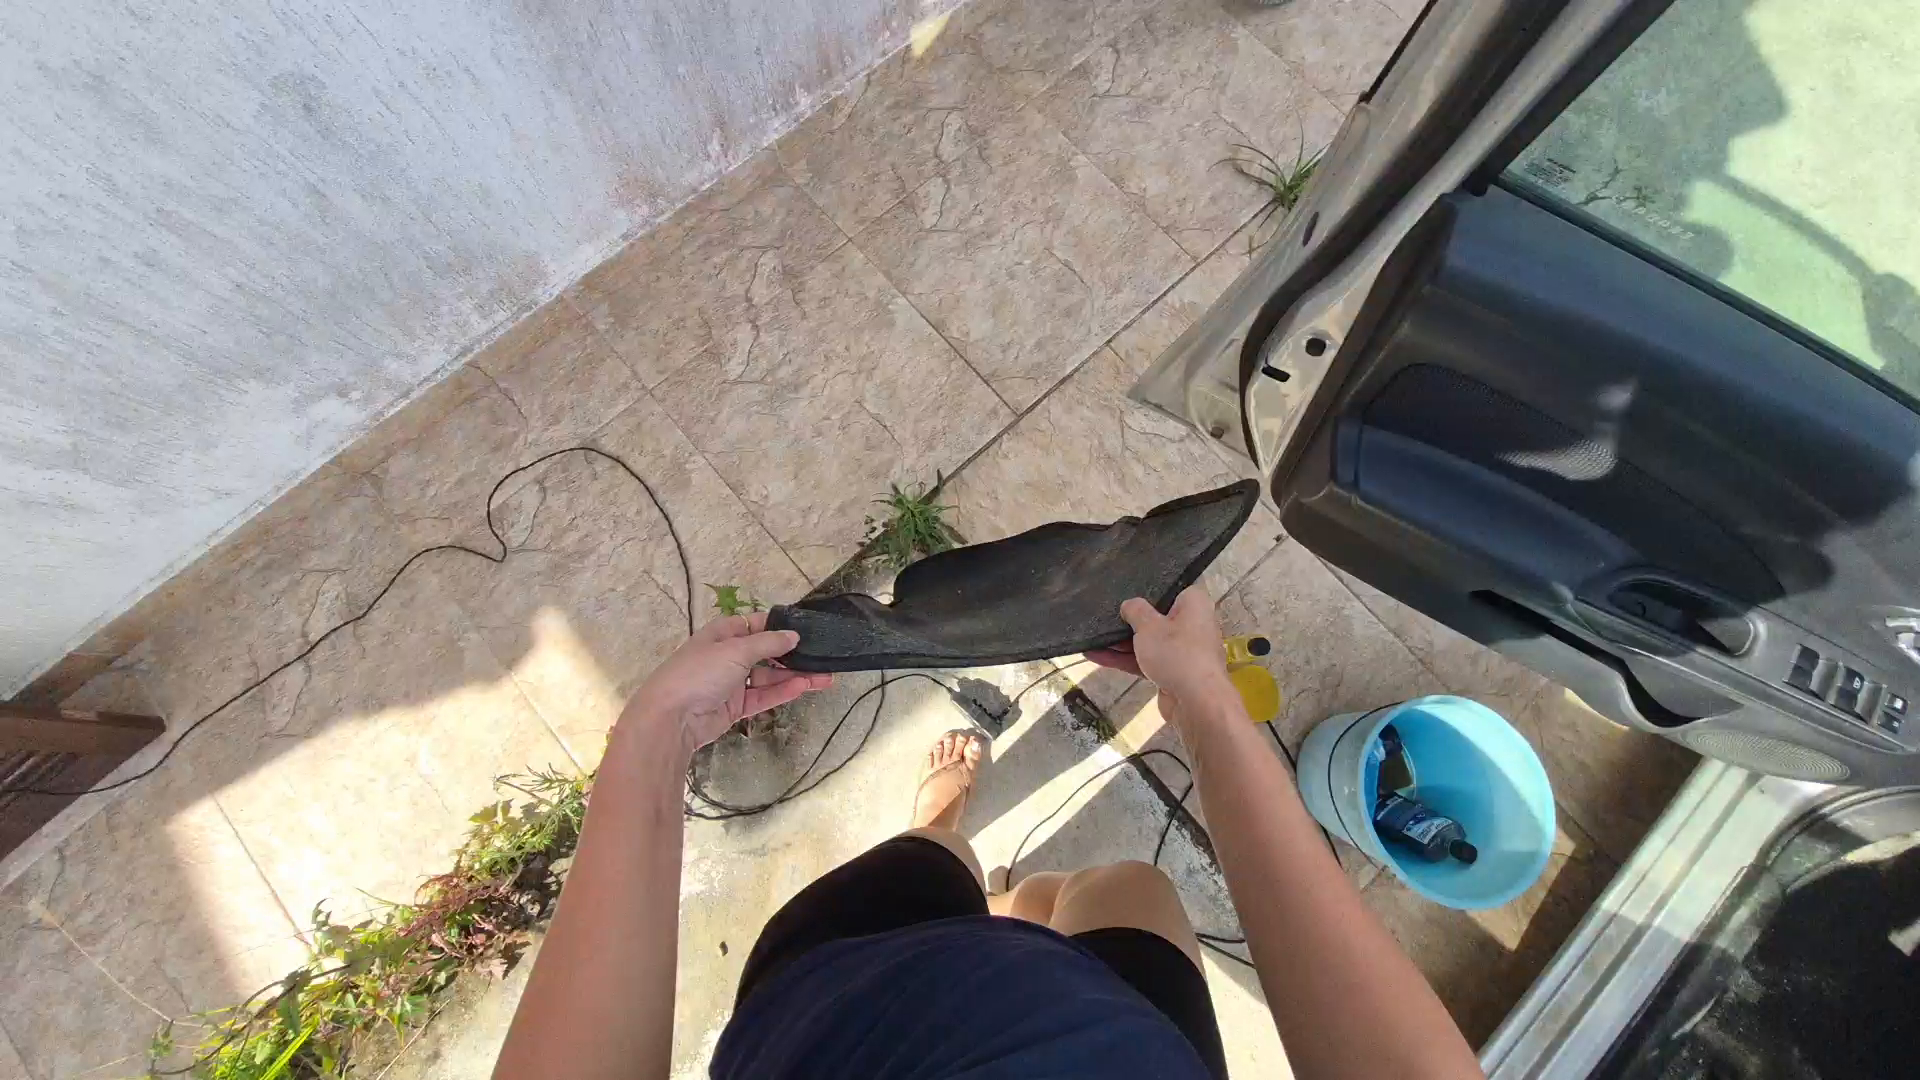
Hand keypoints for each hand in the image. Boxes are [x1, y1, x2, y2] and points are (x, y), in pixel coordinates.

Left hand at [621, 612, 832, 758]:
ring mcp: (731, 682)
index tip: (806, 629)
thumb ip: (768, 643)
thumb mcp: (735, 650)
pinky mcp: (735, 707)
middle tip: (822, 656)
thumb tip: (794, 635)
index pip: (755, 624)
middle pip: (766, 652)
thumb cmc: (700, 673)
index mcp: (722, 634)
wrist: (670, 719)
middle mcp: (727, 656)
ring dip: (795, 676)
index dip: (779, 626)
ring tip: (825, 677)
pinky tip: (804, 687)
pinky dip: (782, 691)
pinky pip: (763, 695)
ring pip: (769, 676)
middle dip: (793, 654)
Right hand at [1088, 586, 1236, 732]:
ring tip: (1091, 639)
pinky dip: (1125, 659)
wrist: (1196, 703)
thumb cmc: (1176, 653)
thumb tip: (1129, 605)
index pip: (1170, 590)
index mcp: (1194, 604)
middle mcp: (1192, 625)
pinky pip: (1146, 661)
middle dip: (1128, 622)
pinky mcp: (1173, 673)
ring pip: (1148, 642)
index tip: (1124, 594)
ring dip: (1121, 643)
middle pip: (1156, 618)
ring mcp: (1182, 651)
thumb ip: (1135, 610)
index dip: (1147, 592)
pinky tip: (1097, 657)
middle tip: (1102, 617)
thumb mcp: (1148, 625)